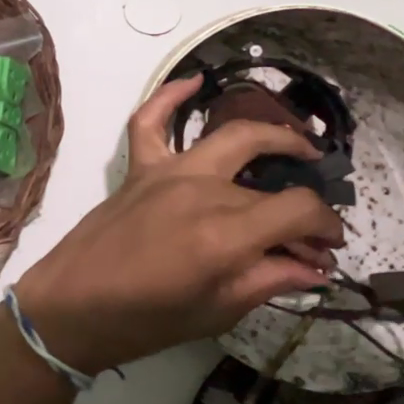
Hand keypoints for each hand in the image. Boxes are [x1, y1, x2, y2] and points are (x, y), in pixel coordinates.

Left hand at [12, 75, 345, 375]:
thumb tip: (314, 265)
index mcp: (225, 233)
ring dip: (270, 135)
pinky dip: (171, 96)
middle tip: (315, 219)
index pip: (298, 209)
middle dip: (304, 193)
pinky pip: (152, 120)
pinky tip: (196, 83)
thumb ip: (269, 279)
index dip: (326, 227)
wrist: (73, 305)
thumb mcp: (217, 311)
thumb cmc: (145, 321)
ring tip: (296, 146)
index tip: (330, 248)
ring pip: (230, 137)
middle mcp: (201, 190)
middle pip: (269, 175)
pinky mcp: (139, 168)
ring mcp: (167, 172)